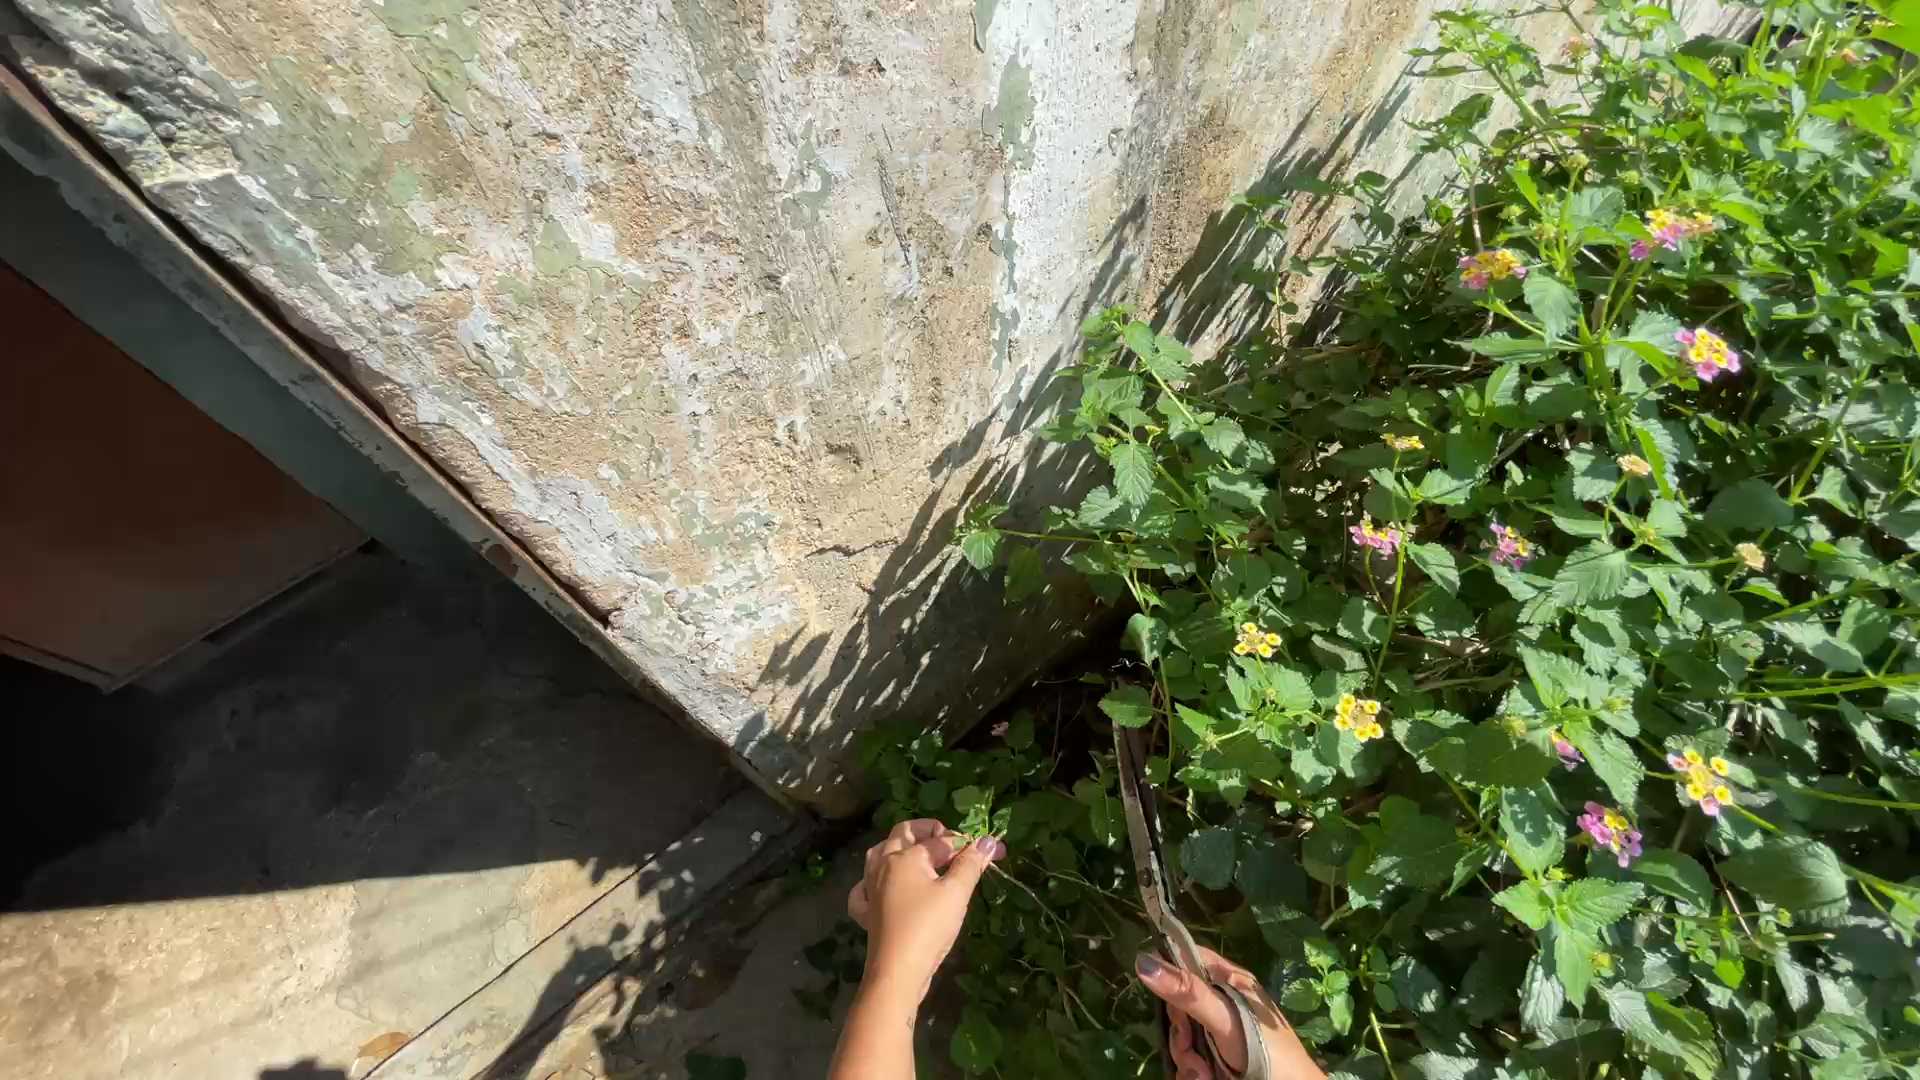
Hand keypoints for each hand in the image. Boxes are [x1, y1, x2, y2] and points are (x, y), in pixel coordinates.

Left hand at [847, 818, 1005, 1005]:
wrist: (898, 972)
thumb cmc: (928, 927)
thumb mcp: (956, 893)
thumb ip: (971, 864)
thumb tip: (988, 840)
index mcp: (905, 856)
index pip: (939, 841)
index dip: (965, 844)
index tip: (986, 850)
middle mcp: (883, 865)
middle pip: (903, 834)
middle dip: (927, 832)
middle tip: (949, 844)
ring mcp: (870, 888)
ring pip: (879, 855)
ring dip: (898, 849)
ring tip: (918, 856)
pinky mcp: (866, 912)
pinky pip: (863, 889)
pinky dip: (872, 883)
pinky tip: (881, 888)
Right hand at [1135, 946, 1325, 1079]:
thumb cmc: (1268, 1054)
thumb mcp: (1225, 1019)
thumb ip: (1187, 992)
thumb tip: (1140, 959)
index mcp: (1228, 980)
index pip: (1186, 957)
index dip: (1167, 968)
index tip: (1157, 988)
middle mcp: (1221, 1002)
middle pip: (1178, 1002)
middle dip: (1180, 1030)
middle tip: (1190, 1046)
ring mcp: (1218, 1034)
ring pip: (1182, 1036)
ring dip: (1186, 1058)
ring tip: (1203, 1076)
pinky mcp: (1216, 1061)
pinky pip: (1189, 1061)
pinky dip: (1191, 1074)